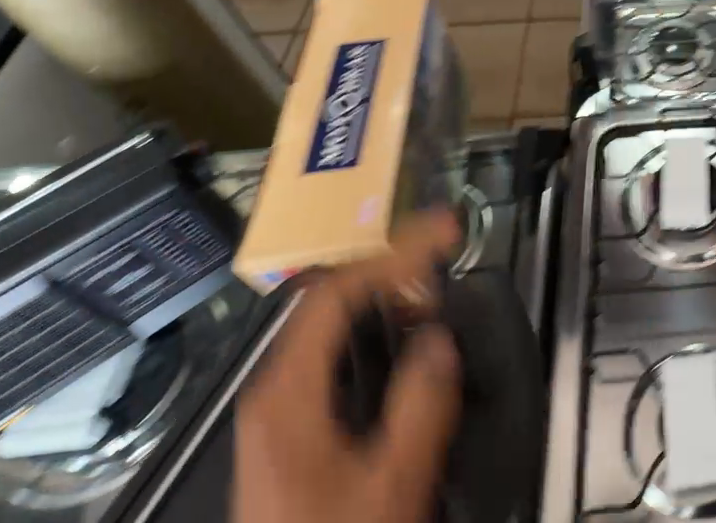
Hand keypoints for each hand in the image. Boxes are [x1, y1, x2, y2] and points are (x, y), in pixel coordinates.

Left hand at [234, 214, 464, 522]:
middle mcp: (273, 390)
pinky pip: (331, 350)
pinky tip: (401, 335)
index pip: (335, 293)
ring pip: (328, 324)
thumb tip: (440, 340)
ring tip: (430, 283)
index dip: (393, 254)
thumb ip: (421, 405)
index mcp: (287, 393)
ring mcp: (277, 408)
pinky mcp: (289, 426)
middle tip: (443, 250)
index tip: (443, 234)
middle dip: (390, 265)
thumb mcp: (391, 481)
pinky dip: (371, 326)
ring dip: (382, 294)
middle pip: (328, 298)